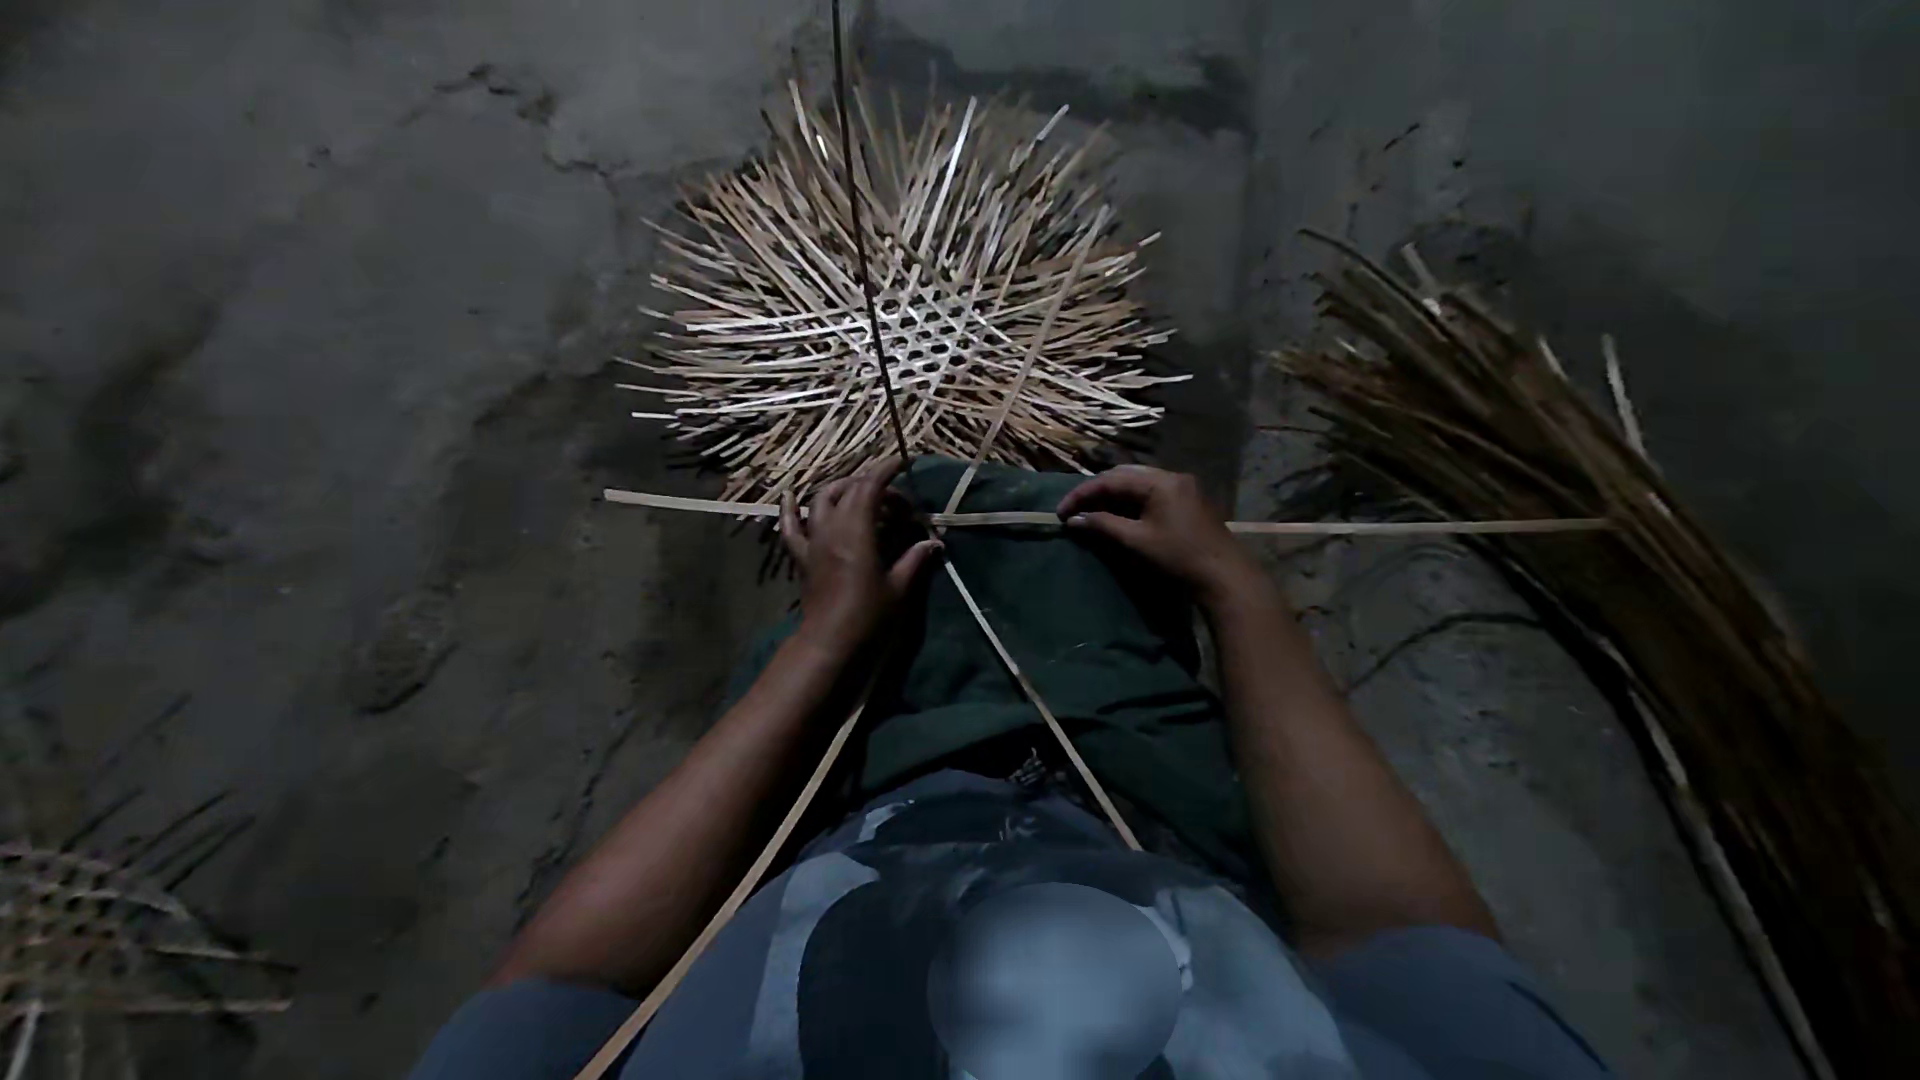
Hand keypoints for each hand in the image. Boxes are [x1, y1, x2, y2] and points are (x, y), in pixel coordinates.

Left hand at [781, 457, 942, 653]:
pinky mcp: (801, 556)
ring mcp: (813, 541)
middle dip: (872, 484)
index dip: (885, 471)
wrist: (829, 642)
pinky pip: (790, 526)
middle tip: (895, 498)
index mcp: (857, 533)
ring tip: (860, 494)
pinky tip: (791, 495)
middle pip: (848, 490)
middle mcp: (831, 530)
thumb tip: (933, 542)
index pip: (869, 487)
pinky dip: (790, 508)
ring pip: (821, 500)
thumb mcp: (898, 588)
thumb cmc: (868, 616)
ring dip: (842, 489)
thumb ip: (914, 559)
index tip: (902, 463)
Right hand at [1057, 465, 1263, 605]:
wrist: (1224, 576)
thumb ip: (1103, 525)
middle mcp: (1172, 476)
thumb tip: (1074, 520)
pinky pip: (1149, 493)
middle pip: (1124, 476)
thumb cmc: (1178, 557)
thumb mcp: (1136, 541)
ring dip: (1111, 496)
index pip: (1111, 480)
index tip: (1062, 512)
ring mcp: (1181, 488)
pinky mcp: (1185, 501)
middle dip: (1096, 491)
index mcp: (1160, 481)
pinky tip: (1116, 515)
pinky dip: (1128, 502)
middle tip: (1074, 510)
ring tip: (1090, 513)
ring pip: (1136, 484)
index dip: (1082, 494)